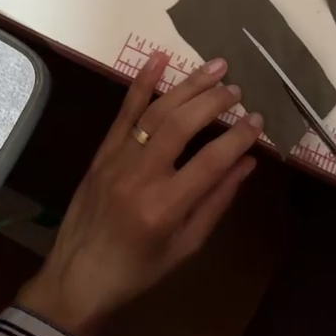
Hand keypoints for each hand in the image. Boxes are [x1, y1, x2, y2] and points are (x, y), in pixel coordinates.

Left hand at [16, 52, 261, 335]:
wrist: (76, 278)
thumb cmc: (138, 270)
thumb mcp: (185, 247)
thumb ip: (217, 202)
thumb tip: (248, 162)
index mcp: (164, 208)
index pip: (211, 162)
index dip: (239, 138)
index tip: (259, 120)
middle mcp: (140, 177)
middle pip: (182, 125)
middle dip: (214, 102)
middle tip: (238, 89)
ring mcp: (117, 160)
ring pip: (157, 111)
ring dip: (188, 85)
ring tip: (216, 66)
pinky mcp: (103, 151)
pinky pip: (124, 111)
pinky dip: (141, 82)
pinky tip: (158, 58)